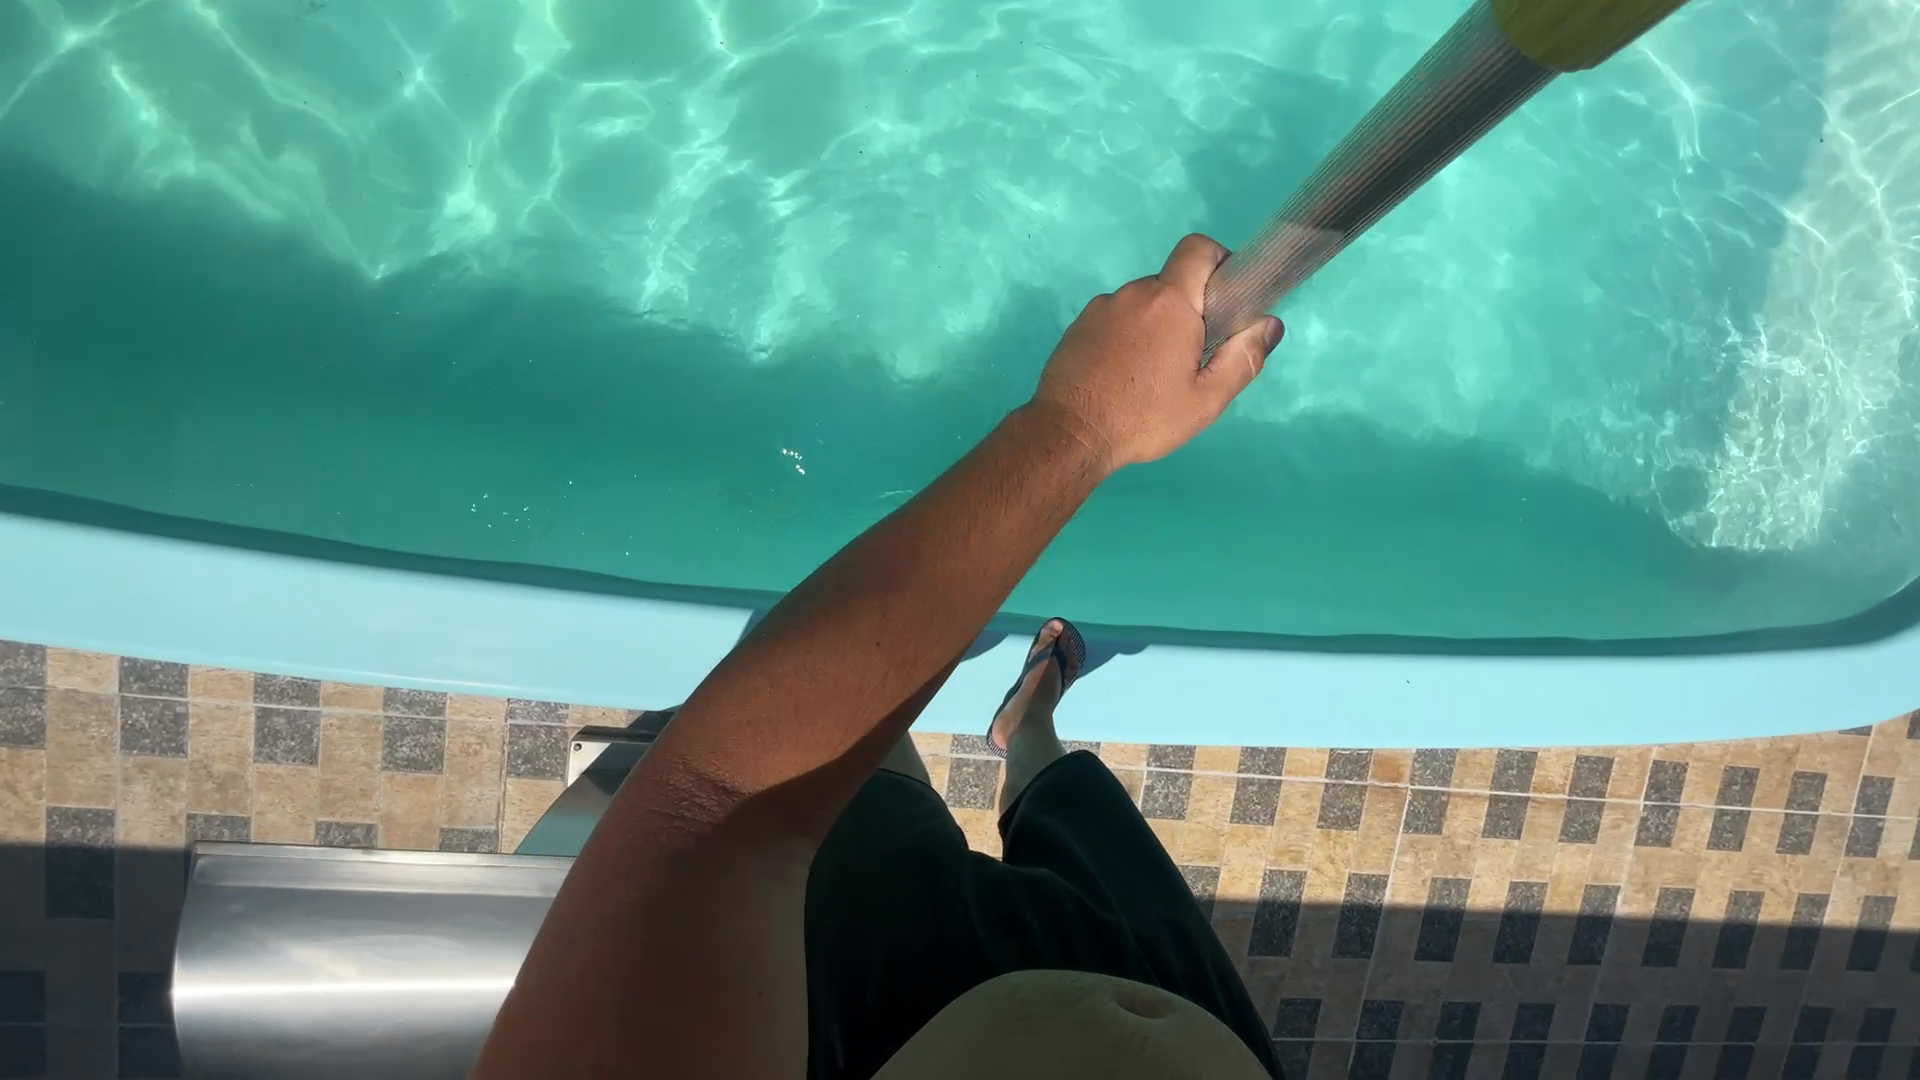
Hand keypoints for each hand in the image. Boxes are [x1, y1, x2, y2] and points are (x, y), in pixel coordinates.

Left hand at [1029, 234, 1283, 468]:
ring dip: (1151, 328)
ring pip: (1139, 306)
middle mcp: (1132, 294)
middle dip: (1185, 311)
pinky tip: (1120, 377)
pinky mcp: (1075, 328)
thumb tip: (1269, 325)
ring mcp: (1099, 309)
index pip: (1198, 249)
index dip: (1217, 263)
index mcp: (1169, 302)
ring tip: (1148, 375)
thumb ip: (1243, 359)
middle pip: (1169, 284)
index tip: (1223, 301)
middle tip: (1187, 358)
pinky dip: (1123, 339)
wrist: (1069, 435)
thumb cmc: (1142, 419)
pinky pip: (1112, 322)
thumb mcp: (1205, 400)